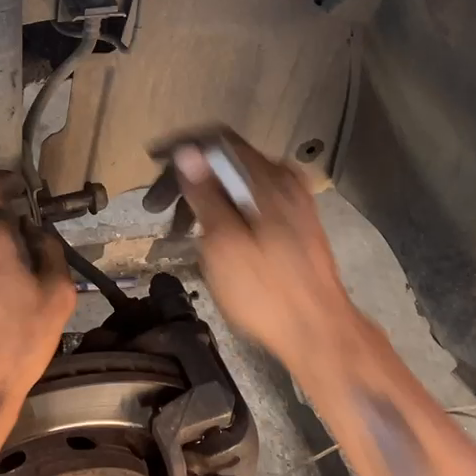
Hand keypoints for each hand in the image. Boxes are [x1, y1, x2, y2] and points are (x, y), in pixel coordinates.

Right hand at [172, 133, 361, 365]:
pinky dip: (228, 213)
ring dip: (208, 200)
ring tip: (184, 231)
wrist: (320, 335)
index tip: (155, 167)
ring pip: (240, 186)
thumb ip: (205, 194)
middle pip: (230, 162)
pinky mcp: (296, 227)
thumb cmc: (266, 292)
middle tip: (163, 210)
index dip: (183, 148)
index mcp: (270, 179)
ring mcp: (295, 205)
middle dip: (192, 180)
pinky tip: (214, 239)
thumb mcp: (224, 242)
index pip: (219, 140)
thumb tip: (187, 152)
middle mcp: (287, 182)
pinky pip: (253, 204)